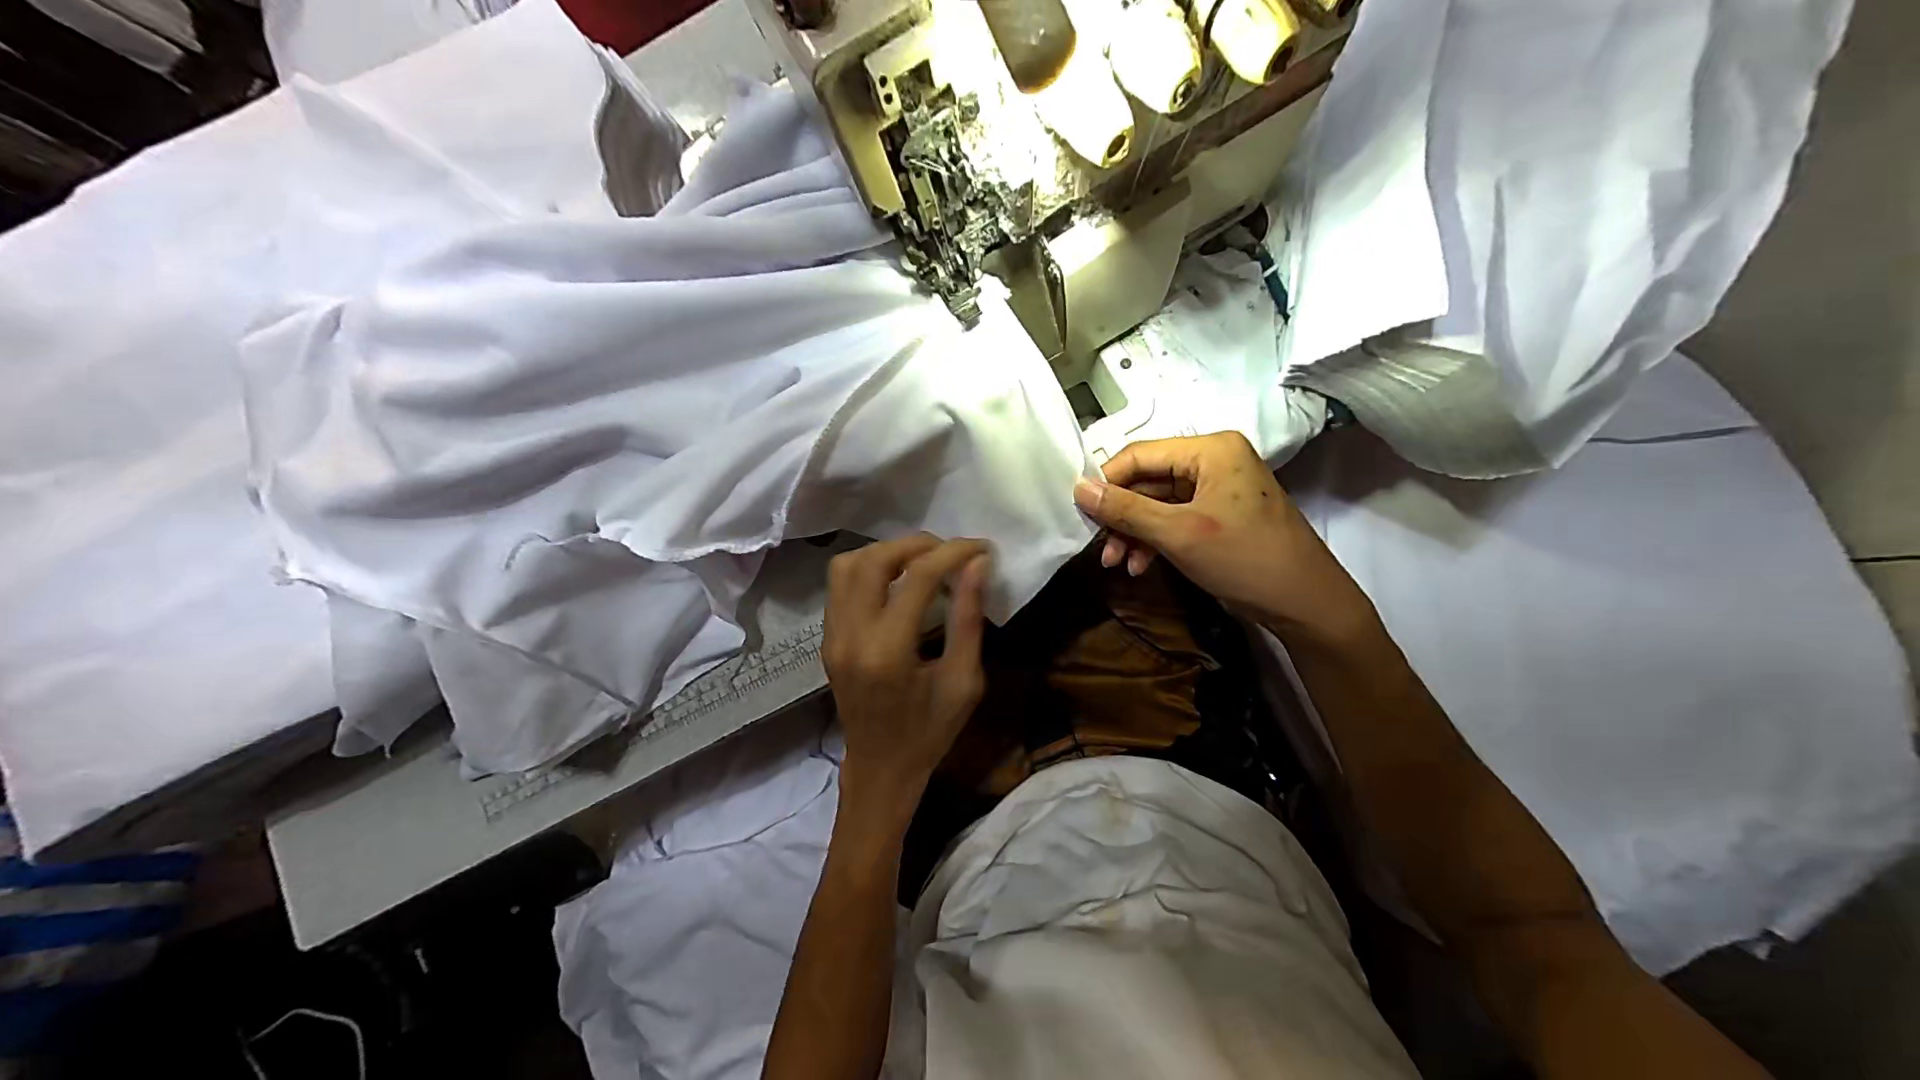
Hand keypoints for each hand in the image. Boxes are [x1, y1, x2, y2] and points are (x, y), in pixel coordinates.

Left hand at [823, 535, 989, 815]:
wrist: (880, 767)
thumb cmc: (930, 731)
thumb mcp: (964, 681)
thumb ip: (968, 619)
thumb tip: (978, 564)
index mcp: (889, 651)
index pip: (918, 577)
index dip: (953, 553)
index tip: (981, 548)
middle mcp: (851, 636)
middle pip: (874, 560)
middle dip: (916, 544)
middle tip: (950, 552)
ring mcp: (832, 636)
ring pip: (848, 565)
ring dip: (888, 552)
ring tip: (923, 561)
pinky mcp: (826, 638)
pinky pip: (840, 585)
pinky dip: (869, 569)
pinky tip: (898, 580)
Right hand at [1073, 432, 1376, 642]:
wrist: (1305, 604)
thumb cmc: (1244, 559)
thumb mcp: (1178, 534)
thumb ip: (1125, 509)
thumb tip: (1078, 489)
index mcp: (1212, 449)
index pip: (1141, 454)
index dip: (1106, 481)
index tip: (1078, 510)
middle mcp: (1214, 460)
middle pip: (1148, 480)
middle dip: (1121, 516)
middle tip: (1099, 546)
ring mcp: (1217, 489)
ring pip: (1158, 504)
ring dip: (1134, 533)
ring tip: (1116, 563)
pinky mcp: (1219, 515)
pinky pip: (1175, 519)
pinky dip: (1154, 541)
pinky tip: (1139, 566)